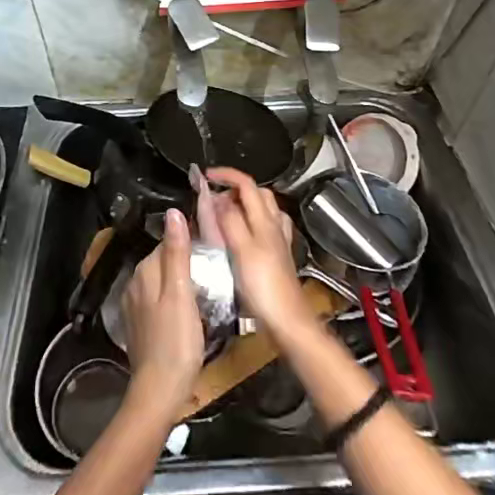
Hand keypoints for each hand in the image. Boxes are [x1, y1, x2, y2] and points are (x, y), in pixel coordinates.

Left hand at [122, 209, 203, 422]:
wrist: (160, 389)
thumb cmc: (176, 340)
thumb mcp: (182, 292)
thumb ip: (178, 252)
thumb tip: (174, 212)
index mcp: (145, 272)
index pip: (168, 242)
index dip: (191, 243)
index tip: (213, 249)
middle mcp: (135, 284)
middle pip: (165, 260)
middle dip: (186, 261)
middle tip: (215, 269)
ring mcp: (136, 306)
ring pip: (163, 280)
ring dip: (182, 280)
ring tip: (208, 288)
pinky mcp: (141, 324)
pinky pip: (160, 299)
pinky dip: (175, 298)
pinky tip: (190, 309)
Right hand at [205, 167, 312, 337]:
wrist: (288, 320)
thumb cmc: (264, 286)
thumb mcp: (241, 250)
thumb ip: (230, 222)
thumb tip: (218, 198)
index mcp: (265, 220)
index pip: (247, 184)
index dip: (227, 175)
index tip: (206, 176)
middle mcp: (274, 225)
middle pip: (256, 193)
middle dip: (234, 189)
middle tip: (212, 198)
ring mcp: (278, 240)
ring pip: (262, 210)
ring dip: (242, 205)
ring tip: (222, 215)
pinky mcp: (278, 255)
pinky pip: (265, 228)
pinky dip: (251, 224)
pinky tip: (241, 236)